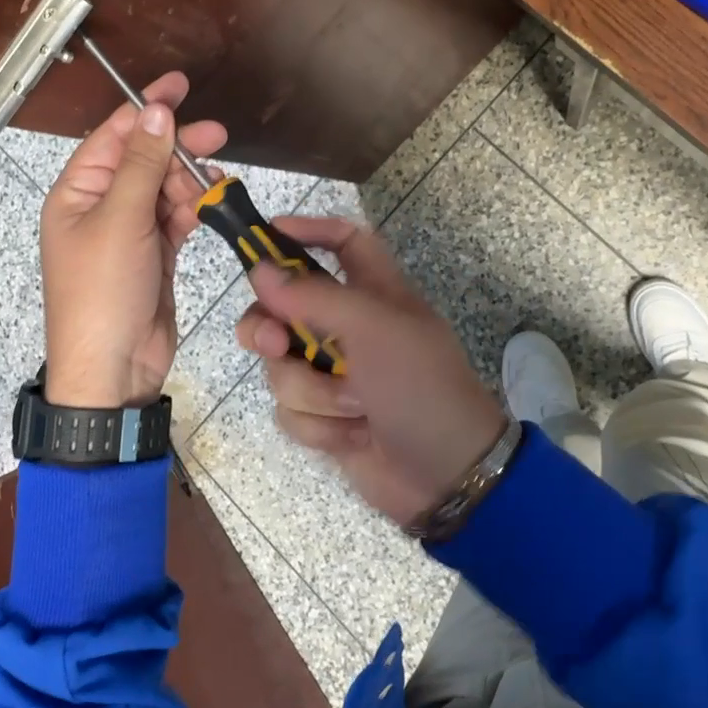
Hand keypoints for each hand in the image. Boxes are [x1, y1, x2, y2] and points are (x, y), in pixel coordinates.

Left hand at [40, 71, 226, 408]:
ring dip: (190, 181)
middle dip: (177, 147)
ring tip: (216, 182)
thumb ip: (142, 164)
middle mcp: (100, 207)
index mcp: (77, 193)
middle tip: (217, 135)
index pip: (113, 136)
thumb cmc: (104, 292)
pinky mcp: (154, 256)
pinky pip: (176, 219)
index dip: (146, 108)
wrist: (114, 369)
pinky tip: (212, 203)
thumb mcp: (120, 221)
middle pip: (143, 161)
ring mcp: (129, 233)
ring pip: (164, 189)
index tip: (181, 85)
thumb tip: (156, 111)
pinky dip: (194, 209)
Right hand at [235, 218, 506, 526]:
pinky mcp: (323, 417)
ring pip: (281, 366)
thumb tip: (259, 270)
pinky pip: (289, 410)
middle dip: (270, 328)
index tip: (264, 237)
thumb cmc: (420, 387)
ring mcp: (334, 374)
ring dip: (313, 393)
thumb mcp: (374, 328)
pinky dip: (317, 426)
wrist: (448, 476)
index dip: (307, 232)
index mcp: (374, 292)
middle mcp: (348, 328)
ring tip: (354, 408)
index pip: (341, 242)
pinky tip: (351, 437)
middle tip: (273, 343)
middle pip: (284, 307)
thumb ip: (314, 295)